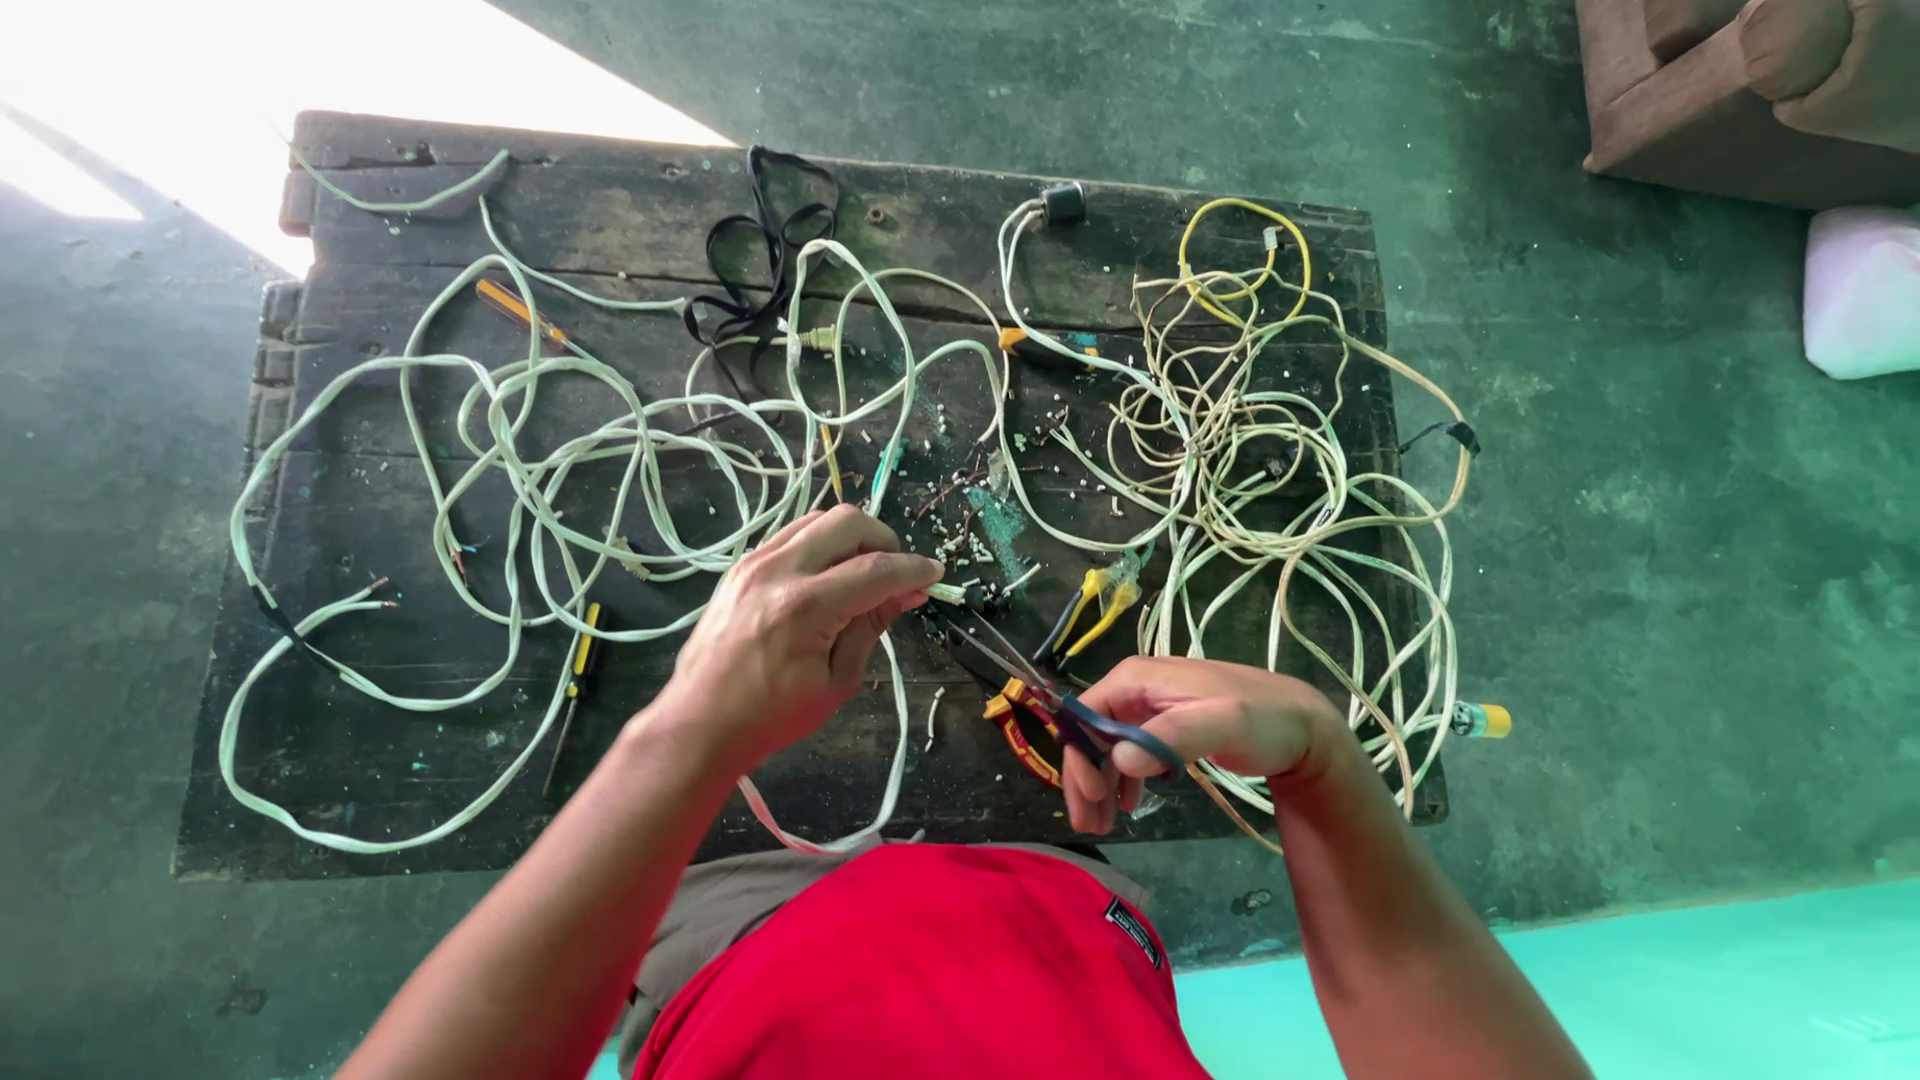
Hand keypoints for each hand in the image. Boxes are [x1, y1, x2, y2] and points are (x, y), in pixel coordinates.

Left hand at [642, 505, 943, 770]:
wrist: (700, 720)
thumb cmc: (773, 715)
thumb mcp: (838, 680)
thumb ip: (872, 625)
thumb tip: (910, 592)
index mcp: (805, 608)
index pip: (876, 570)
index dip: (914, 569)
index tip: (934, 574)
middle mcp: (778, 571)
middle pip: (848, 522)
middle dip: (884, 541)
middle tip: (895, 573)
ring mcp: (755, 561)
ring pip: (819, 518)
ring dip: (852, 536)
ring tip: (863, 572)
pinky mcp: (742, 564)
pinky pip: (794, 532)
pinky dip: (822, 542)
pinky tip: (829, 573)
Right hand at [1062, 656, 1341, 834]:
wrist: (1304, 724)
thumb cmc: (1262, 720)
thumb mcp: (1220, 724)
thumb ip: (1171, 738)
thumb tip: (1119, 762)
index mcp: (1136, 679)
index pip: (1085, 717)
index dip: (1080, 758)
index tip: (1093, 799)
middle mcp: (1135, 687)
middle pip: (1091, 733)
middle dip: (1085, 778)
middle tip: (1089, 826)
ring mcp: (1149, 706)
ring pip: (1107, 745)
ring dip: (1100, 784)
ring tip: (1102, 826)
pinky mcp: (1163, 723)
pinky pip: (1129, 750)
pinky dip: (1123, 779)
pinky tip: (1129, 805)